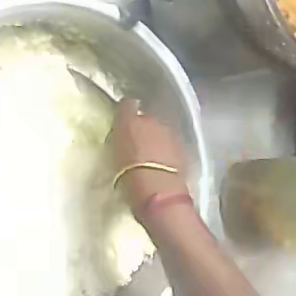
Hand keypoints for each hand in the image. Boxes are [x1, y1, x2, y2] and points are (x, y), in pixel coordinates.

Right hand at [111, 99, 189, 216]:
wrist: (158, 190)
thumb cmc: (127, 175)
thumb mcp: (113, 157)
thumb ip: (118, 141)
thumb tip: (121, 136)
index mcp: (129, 120)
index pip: (127, 105)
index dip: (126, 111)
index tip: (123, 118)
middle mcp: (151, 120)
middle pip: (146, 118)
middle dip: (142, 127)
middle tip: (136, 143)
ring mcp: (169, 133)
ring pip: (161, 131)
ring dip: (156, 138)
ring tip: (151, 156)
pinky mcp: (183, 148)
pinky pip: (171, 144)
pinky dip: (167, 150)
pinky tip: (163, 164)